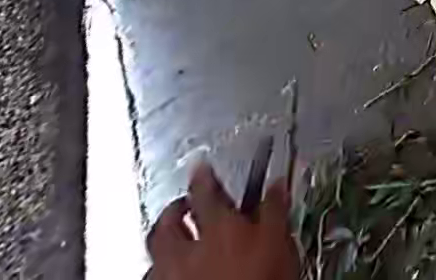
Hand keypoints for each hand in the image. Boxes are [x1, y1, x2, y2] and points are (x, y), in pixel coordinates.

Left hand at [145, 161, 297, 279]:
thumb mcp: (280, 242)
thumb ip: (275, 210)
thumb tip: (276, 185)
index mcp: (218, 228)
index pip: (205, 191)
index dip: (202, 176)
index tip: (201, 167)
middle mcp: (187, 253)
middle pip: (166, 225)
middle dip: (173, 211)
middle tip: (183, 204)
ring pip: (155, 258)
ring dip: (165, 246)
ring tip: (176, 242)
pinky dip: (162, 274)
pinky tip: (175, 276)